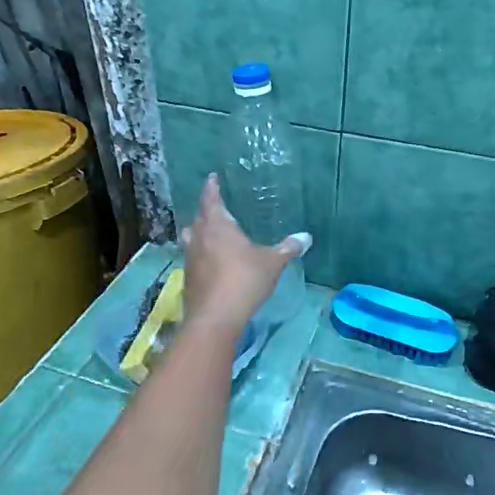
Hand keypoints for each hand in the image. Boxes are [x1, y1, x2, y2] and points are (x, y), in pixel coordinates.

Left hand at [180, 174, 310, 331]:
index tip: (212, 178)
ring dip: (200, 234)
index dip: (212, 188)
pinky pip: (194, 258)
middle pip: (199, 218)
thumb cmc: (244, 280)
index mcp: (217, 225)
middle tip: (217, 208)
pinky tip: (212, 262)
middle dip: (206, 212)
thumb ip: (287, 249)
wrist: (215, 317)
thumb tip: (306, 237)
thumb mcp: (271, 263)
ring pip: (192, 238)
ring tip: (211, 234)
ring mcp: (190, 258)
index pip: (211, 199)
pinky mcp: (188, 278)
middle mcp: (198, 237)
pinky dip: (201, 255)